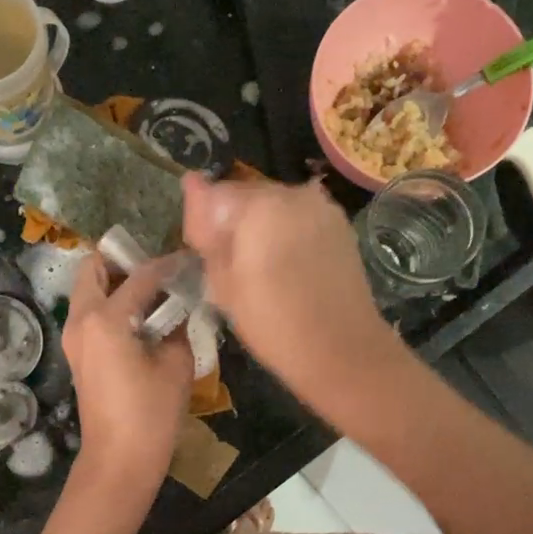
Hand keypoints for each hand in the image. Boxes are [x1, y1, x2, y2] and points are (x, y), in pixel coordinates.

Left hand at [62, 253, 194, 488]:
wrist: (119, 461)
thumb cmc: (150, 415)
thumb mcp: (176, 365)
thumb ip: (178, 327)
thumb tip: (181, 309)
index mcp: (104, 318)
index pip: (139, 275)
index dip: (167, 264)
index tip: (190, 259)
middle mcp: (81, 320)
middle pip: (94, 269)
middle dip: (125, 262)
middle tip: (159, 270)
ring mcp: (74, 338)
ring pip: (89, 291)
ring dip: (116, 283)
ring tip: (154, 292)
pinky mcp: (78, 355)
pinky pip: (90, 314)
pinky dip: (111, 305)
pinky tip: (143, 317)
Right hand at [181, 175, 403, 398]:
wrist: (342, 349)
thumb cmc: (272, 323)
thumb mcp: (224, 284)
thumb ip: (206, 230)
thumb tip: (191, 184)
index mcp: (259, 205)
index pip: (213, 196)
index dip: (204, 226)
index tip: (204, 256)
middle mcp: (293, 193)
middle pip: (246, 196)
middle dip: (233, 222)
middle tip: (229, 266)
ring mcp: (321, 205)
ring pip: (274, 206)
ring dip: (260, 228)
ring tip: (259, 269)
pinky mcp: (339, 224)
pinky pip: (299, 218)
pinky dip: (286, 234)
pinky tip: (286, 268)